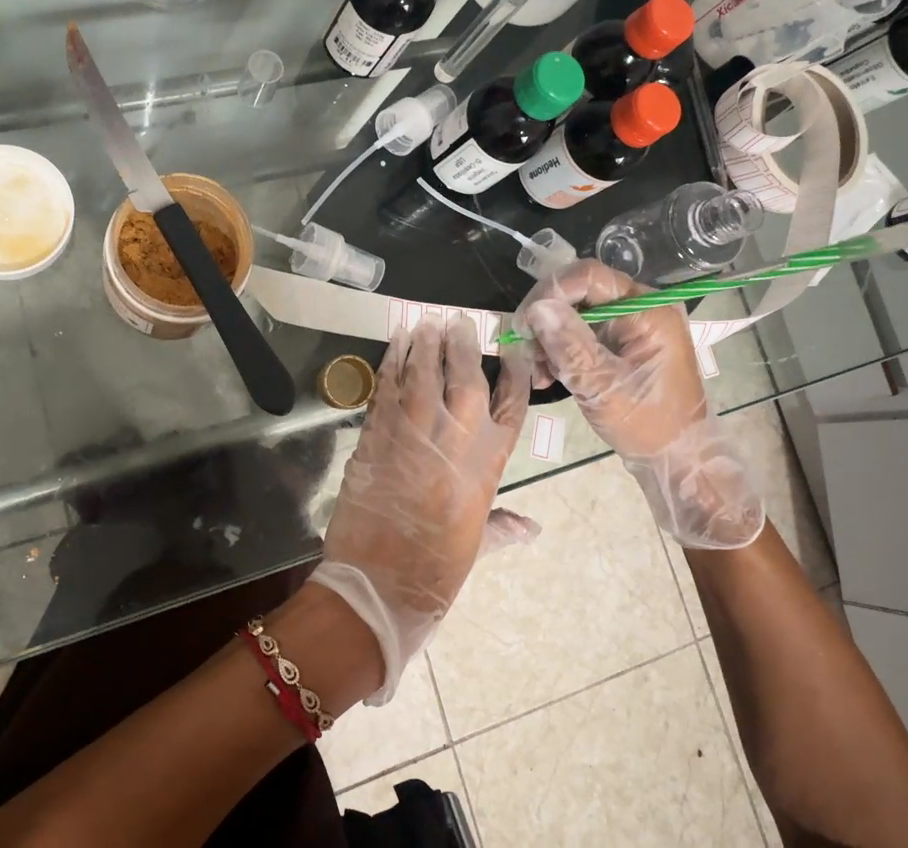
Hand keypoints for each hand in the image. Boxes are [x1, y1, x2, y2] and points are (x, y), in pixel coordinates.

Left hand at [310, 314, 532, 704]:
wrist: (377, 585)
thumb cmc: (433, 573)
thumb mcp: (474, 548)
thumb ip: (502, 527)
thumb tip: (532, 527)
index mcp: (486, 470)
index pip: (510, 408)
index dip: (514, 374)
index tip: (514, 349)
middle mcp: (454, 444)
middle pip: (465, 381)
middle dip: (462, 348)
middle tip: (456, 322)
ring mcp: (412, 437)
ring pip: (422, 378)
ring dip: (423, 348)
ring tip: (423, 323)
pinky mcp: (374, 438)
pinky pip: (385, 392)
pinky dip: (389, 367)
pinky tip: (393, 348)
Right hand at [517, 260, 763, 549]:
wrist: (677, 458)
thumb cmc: (647, 424)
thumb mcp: (602, 386)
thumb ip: (569, 344)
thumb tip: (537, 308)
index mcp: (648, 309)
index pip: (588, 276)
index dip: (550, 293)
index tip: (524, 326)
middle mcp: (642, 307)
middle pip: (579, 292)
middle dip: (546, 320)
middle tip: (526, 351)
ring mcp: (632, 325)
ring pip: (575, 313)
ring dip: (549, 339)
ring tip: (539, 373)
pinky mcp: (623, 342)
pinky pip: (582, 332)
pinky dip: (561, 350)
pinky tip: (548, 376)